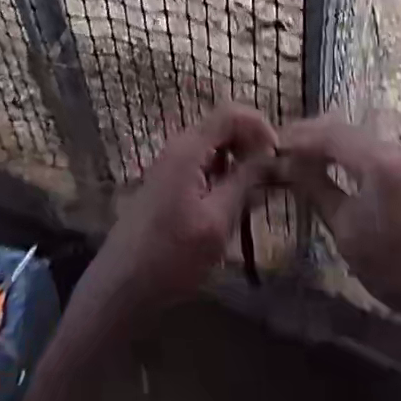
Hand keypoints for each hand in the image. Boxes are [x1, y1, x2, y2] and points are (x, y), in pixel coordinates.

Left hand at [75, 103, 276, 321]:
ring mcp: (172, 164)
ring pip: (216, 148)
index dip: (260, 126)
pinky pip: (204, 165)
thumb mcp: (217, 220)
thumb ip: (245, 182)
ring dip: (240, 163)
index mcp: (189, 147)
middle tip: (272, 177)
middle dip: (252, 145)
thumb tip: (271, 156)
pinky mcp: (169, 182)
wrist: (121, 287)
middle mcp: (179, 146)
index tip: (280, 155)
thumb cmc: (171, 255)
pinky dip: (224, 176)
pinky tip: (234, 206)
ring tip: (257, 196)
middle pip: (224, 127)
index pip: (232, 113)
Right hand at [276, 115, 400, 323]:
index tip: (268, 147)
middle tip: (277, 150)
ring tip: (295, 158)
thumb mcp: (345, 228)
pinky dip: (340, 151)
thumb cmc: (391, 264)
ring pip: (351, 136)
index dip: (296, 138)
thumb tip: (286, 163)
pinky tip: (324, 166)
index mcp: (376, 159)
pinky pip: (363, 148)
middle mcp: (388, 148)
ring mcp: (398, 157)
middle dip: (307, 135)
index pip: (327, 135)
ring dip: (323, 142)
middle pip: (340, 128)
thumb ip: (315, 187)